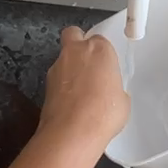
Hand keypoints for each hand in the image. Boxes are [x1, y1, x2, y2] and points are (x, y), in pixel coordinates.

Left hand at [37, 26, 129, 150]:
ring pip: (63, 58)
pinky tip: (72, 103)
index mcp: (99, 49)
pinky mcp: (45, 84)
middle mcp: (75, 52)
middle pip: (74, 34)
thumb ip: (114, 87)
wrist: (72, 133)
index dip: (104, 54)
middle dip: (79, 43)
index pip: (101, 40)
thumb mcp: (122, 100)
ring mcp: (57, 67)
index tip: (108, 68)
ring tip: (82, 91)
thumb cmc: (103, 113)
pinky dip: (63, 86)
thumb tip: (109, 92)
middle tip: (90, 64)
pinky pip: (57, 79)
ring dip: (70, 68)